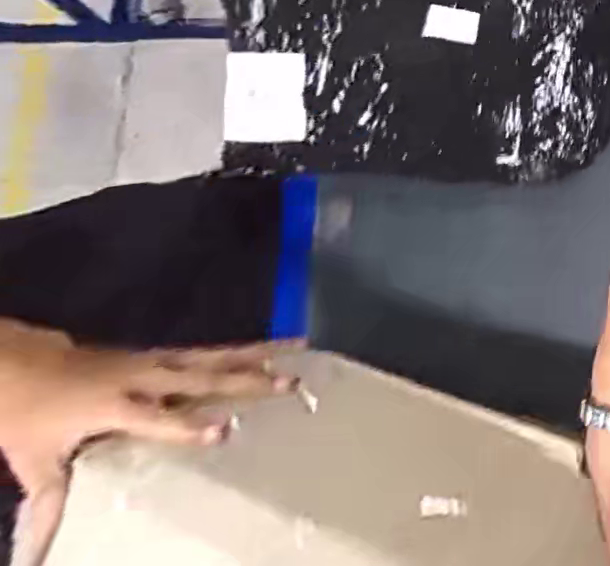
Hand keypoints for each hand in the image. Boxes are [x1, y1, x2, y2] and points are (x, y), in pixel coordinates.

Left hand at [0, 319, 293, 564]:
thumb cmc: (29, 418)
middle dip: (247, 383)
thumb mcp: (34, 459)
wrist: (20, 369)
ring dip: (263, 354)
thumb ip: (50, 496)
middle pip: (205, 380)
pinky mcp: (171, 352)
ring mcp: (163, 361)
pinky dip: (253, 347)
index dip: (188, 426)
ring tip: (302, 349)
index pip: (157, 418)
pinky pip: (218, 350)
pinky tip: (284, 343)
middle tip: (289, 385)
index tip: (224, 433)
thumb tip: (38, 551)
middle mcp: (148, 379)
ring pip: (220, 356)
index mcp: (114, 406)